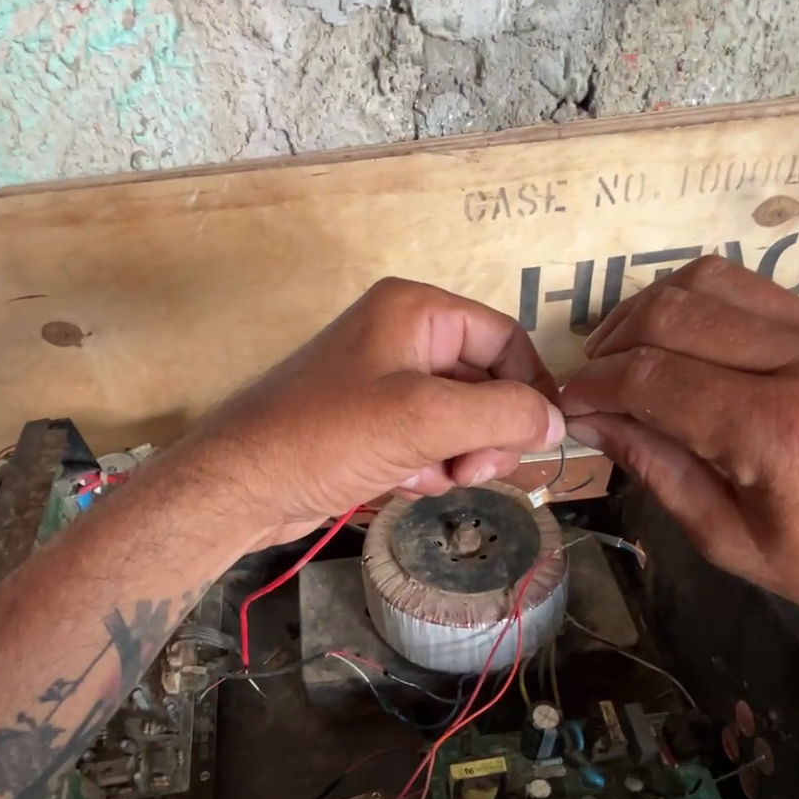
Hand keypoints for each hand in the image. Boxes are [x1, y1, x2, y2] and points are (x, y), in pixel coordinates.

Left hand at [164, 278, 565, 548]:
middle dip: (486, 432)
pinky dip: (426, 468)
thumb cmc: (326, 437)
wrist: (241, 486)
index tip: (541, 439)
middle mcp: (402, 338)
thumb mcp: (424, 419)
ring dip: (457, 456)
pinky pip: (427, 443)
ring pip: (459, 420)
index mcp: (415, 312)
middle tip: (474, 470)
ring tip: (428, 477)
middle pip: (484, 383)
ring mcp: (384, 384)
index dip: (529, 389)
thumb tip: (558, 422)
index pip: (503, 340)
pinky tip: (401, 483)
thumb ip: (502, 415)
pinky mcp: (370, 426)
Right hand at [557, 258, 798, 671]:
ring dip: (656, 309)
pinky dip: (707, 310)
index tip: (568, 403)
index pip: (653, 376)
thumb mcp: (729, 540)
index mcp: (782, 428)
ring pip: (718, 281)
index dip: (595, 386)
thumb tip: (593, 421)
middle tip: (590, 375)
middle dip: (614, 339)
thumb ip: (655, 467)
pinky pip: (762, 295)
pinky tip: (688, 347)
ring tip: (628, 350)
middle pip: (678, 310)